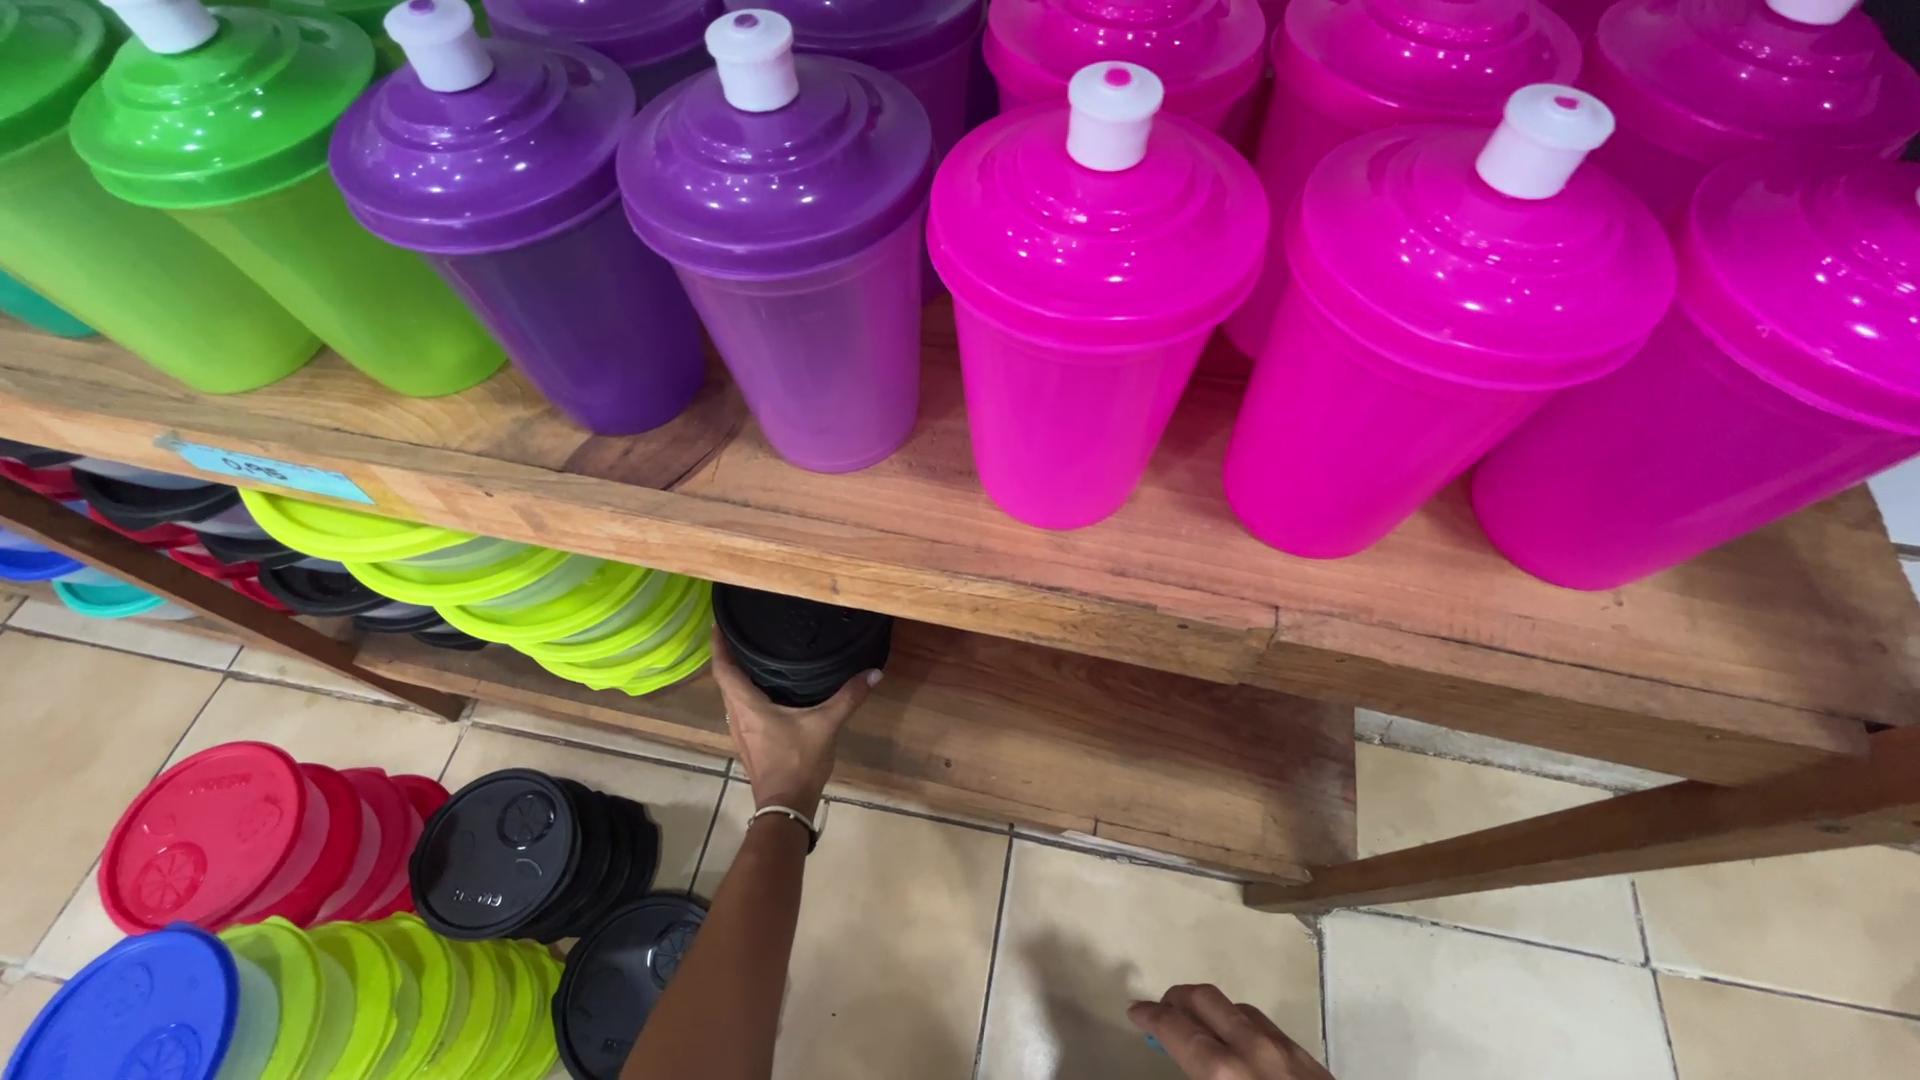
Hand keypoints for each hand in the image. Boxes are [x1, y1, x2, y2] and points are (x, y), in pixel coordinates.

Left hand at [709, 629, 878, 817]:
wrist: (786, 806)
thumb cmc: (797, 761)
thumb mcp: (826, 725)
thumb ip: (849, 697)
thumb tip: (874, 672)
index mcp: (747, 706)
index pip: (723, 669)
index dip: (718, 645)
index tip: (718, 624)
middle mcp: (737, 716)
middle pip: (724, 681)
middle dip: (728, 657)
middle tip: (741, 634)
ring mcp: (740, 733)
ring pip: (731, 697)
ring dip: (736, 678)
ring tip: (753, 658)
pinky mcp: (749, 744)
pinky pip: (740, 711)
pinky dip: (746, 695)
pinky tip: (765, 693)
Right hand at [1128, 985, 1333, 1079]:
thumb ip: (1199, 1078)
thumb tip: (1184, 1065)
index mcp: (1223, 1074)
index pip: (1175, 1027)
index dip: (1150, 1016)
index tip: (1135, 1013)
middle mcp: (1251, 1050)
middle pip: (1204, 999)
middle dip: (1177, 998)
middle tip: (1161, 1012)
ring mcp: (1285, 1052)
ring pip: (1237, 1007)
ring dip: (1210, 1009)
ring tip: (1197, 1028)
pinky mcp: (1311, 1061)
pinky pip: (1265, 1026)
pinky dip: (1239, 1024)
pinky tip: (1240, 1049)